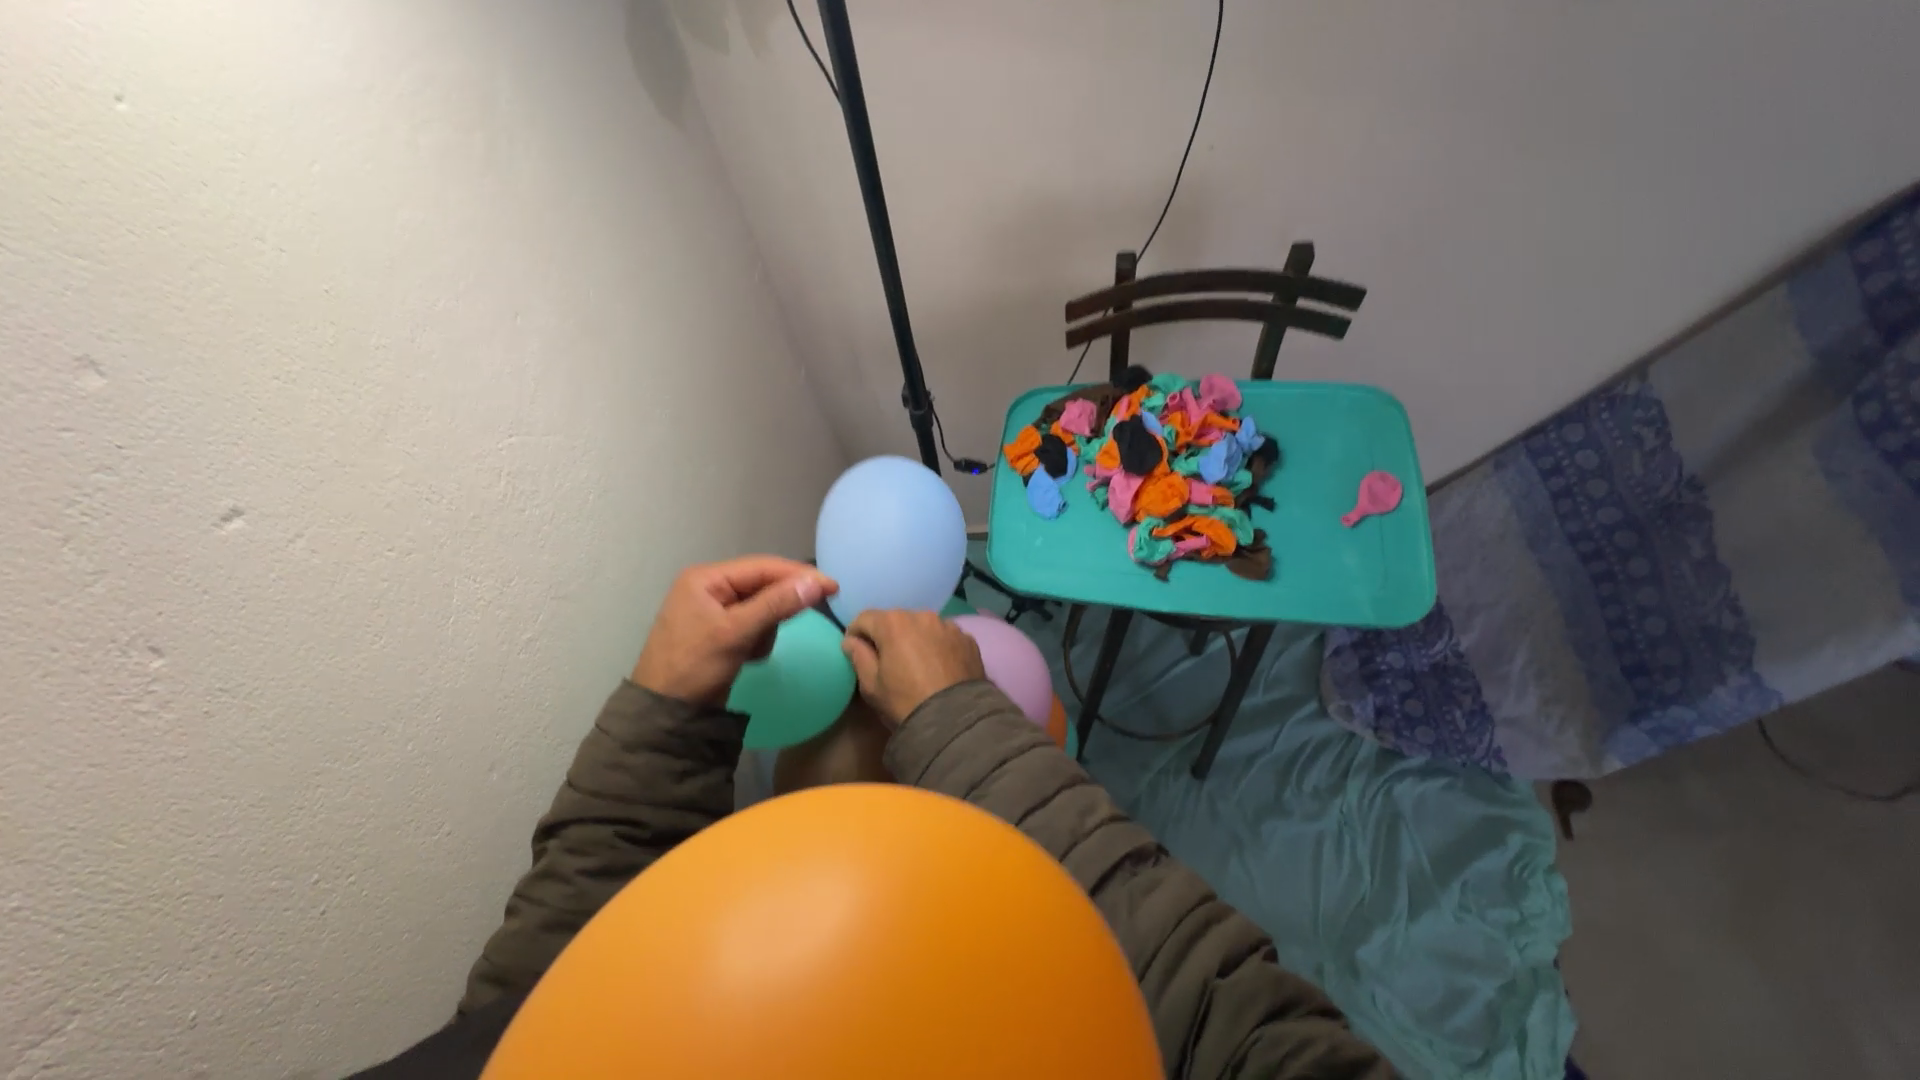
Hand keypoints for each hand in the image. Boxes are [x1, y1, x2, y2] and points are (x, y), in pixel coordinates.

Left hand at [631, 557, 836, 706]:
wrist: (665, 715)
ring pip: (761, 607)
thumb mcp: (736, 633)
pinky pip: (752, 625)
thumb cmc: (694, 667)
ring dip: (766, 628)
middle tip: (809, 616)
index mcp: (706, 578)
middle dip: (779, 607)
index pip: (762, 567)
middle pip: (762, 585)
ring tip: (755, 650)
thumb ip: (776, 605)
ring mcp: (713, 611)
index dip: (799, 575)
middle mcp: (709, 588)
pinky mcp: (719, 633)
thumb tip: (816, 583)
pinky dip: (758, 639)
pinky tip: (749, 656)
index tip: (832, 587)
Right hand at [841, 610, 986, 728]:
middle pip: (896, 621)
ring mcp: (948, 626)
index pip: (864, 618)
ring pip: (923, 627)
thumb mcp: (872, 685)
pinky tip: (939, 669)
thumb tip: (851, 641)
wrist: (954, 720)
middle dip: (888, 636)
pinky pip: (945, 638)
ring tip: (917, 665)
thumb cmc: (905, 702)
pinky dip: (938, 647)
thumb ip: (858, 656)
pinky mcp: (968, 640)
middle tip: (888, 662)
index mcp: (893, 623)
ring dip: (915, 640)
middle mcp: (922, 615)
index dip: (856, 634)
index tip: (855, 652)